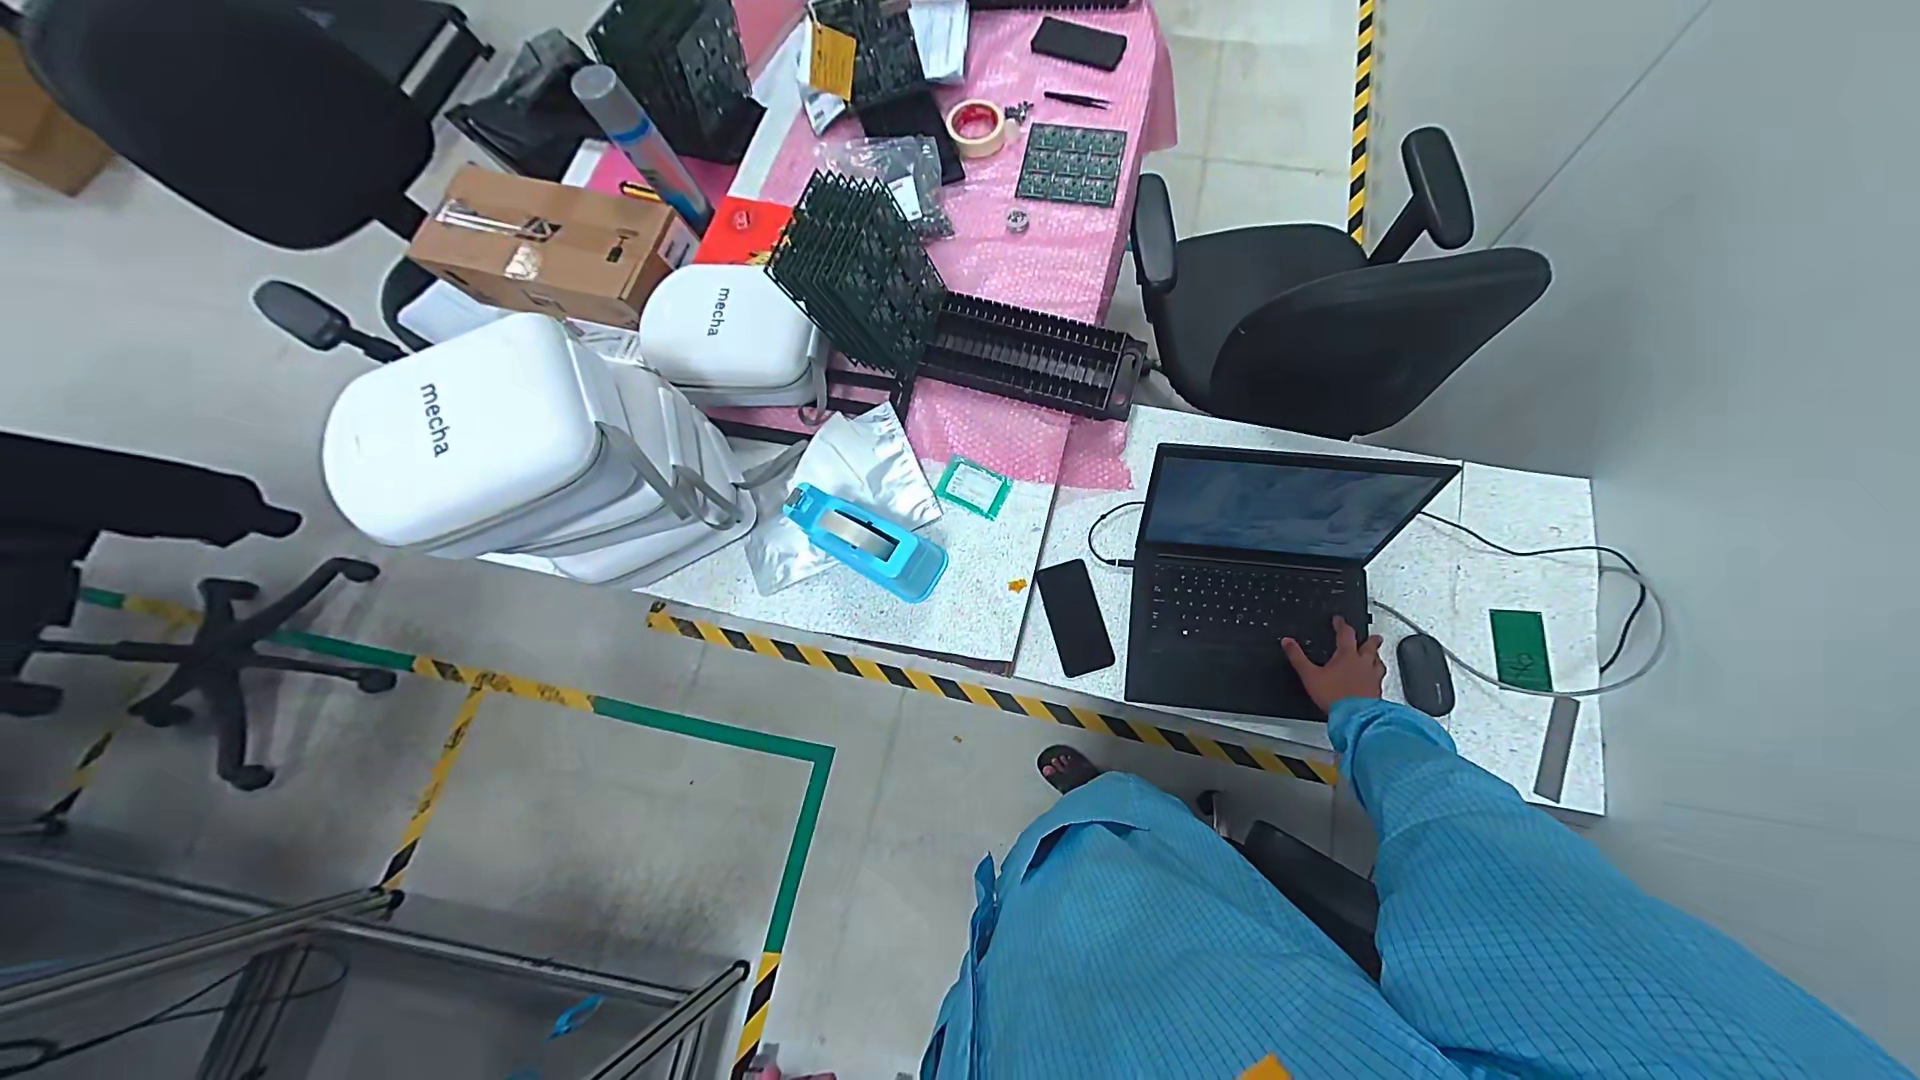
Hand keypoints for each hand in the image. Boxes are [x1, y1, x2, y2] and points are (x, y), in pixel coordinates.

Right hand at [1281, 615, 1385, 712]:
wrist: (1355, 717)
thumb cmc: (1334, 696)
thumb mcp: (1309, 674)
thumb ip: (1297, 657)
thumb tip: (1287, 642)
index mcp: (1347, 656)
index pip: (1346, 634)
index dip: (1342, 625)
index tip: (1339, 620)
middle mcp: (1363, 664)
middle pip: (1370, 646)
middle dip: (1370, 639)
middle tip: (1373, 636)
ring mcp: (1373, 677)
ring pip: (1378, 662)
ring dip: (1376, 657)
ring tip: (1376, 656)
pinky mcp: (1377, 691)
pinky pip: (1380, 678)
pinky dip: (1377, 675)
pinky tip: (1374, 679)